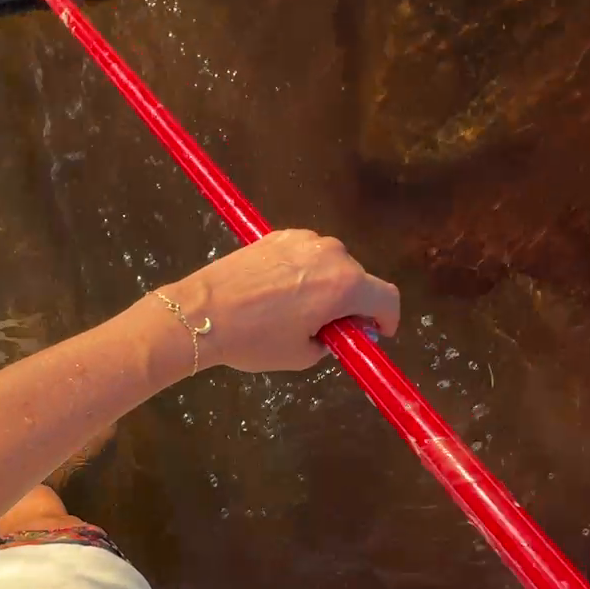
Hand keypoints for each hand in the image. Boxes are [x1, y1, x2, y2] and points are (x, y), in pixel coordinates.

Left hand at [158, 229, 400, 372]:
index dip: (387, 319)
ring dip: (325, 286)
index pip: (386, 298)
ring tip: (295, 312)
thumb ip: (331, 342)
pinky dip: (302, 272)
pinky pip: (303, 255)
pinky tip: (277, 293)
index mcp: (346, 285)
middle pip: (357, 279)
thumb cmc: (253, 339)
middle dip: (350, 305)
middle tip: (328, 329)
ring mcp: (304, 239)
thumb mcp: (300, 354)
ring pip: (329, 265)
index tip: (377, 332)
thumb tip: (335, 332)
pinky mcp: (278, 234)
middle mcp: (332, 254)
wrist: (202, 311)